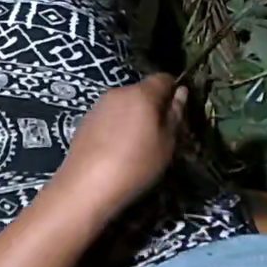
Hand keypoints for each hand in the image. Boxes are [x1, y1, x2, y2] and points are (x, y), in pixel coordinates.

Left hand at [52, 74, 185, 213]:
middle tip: (160, 131)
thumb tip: (181, 92)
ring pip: (125, 103)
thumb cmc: (135, 165)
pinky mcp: (85, 121)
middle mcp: (118, 93)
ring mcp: (98, 106)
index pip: (164, 78)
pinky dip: (117, 125)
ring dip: (135, 115)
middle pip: (143, 90)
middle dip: (153, 104)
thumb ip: (174, 114)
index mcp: (142, 94)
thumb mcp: (166, 144)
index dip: (174, 89)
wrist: (85, 188)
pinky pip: (110, 115)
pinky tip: (117, 149)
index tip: (178, 110)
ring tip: (137, 143)